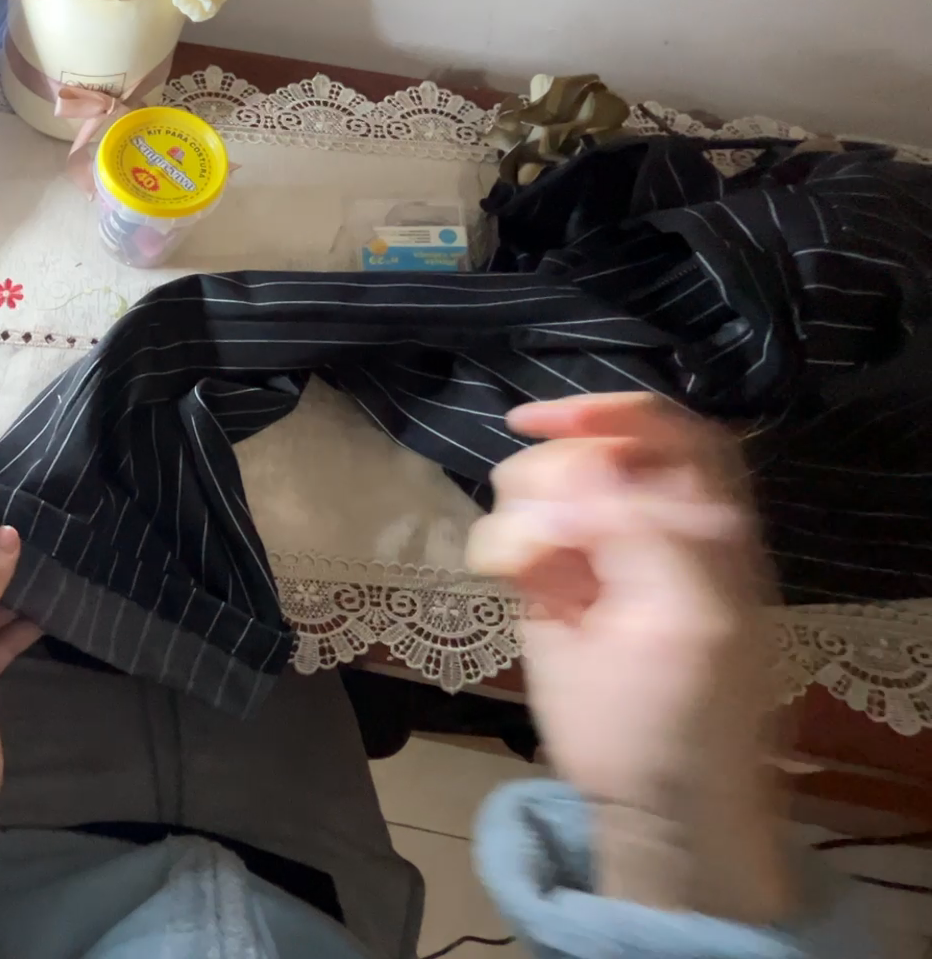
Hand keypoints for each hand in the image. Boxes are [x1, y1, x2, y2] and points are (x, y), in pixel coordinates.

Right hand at [467, 393, 792, 916]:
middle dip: (546, 483)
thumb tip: (575, 477)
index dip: (608, 411)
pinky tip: (511, 584)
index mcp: (703, 528)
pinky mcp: (540, 579)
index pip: (668, 433)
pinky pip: (501, 533)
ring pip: (530, 489)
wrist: (644, 788)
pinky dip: (496, 549)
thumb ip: (643, 536)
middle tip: (544, 538)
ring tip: (528, 574)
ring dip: (516, 522)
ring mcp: (587, 552)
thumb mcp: (688, 625)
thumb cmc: (682, 715)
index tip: (534, 422)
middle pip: (581, 455)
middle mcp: (642, 527)